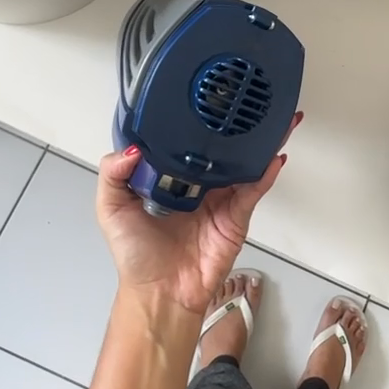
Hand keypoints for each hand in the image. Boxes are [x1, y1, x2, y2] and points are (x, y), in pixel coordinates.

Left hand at [94, 113, 300, 317]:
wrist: (161, 292)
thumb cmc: (136, 255)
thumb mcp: (111, 209)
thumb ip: (112, 175)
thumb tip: (130, 148)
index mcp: (170, 176)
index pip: (185, 140)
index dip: (194, 119)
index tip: (203, 96)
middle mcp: (199, 183)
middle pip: (222, 147)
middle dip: (238, 125)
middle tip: (250, 98)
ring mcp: (221, 197)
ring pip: (245, 162)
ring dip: (262, 141)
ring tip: (277, 118)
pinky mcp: (237, 214)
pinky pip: (255, 188)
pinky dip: (266, 171)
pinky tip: (274, 155)